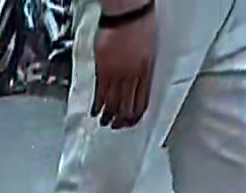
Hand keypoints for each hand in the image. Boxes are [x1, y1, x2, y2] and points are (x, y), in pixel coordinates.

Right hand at [91, 9, 156, 129]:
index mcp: (146, 68)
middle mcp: (131, 74)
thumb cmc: (141, 23)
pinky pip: (100, 94)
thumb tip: (137, 81)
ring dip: (108, 115)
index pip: (142, 97)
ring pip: (112, 102)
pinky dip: (97, 105)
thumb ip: (143, 65)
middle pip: (126, 103)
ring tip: (105, 122)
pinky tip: (95, 112)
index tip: (133, 121)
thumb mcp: (150, 46)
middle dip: (122, 118)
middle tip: (117, 126)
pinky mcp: (103, 72)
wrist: (126, 13)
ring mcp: (116, 74)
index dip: (137, 112)